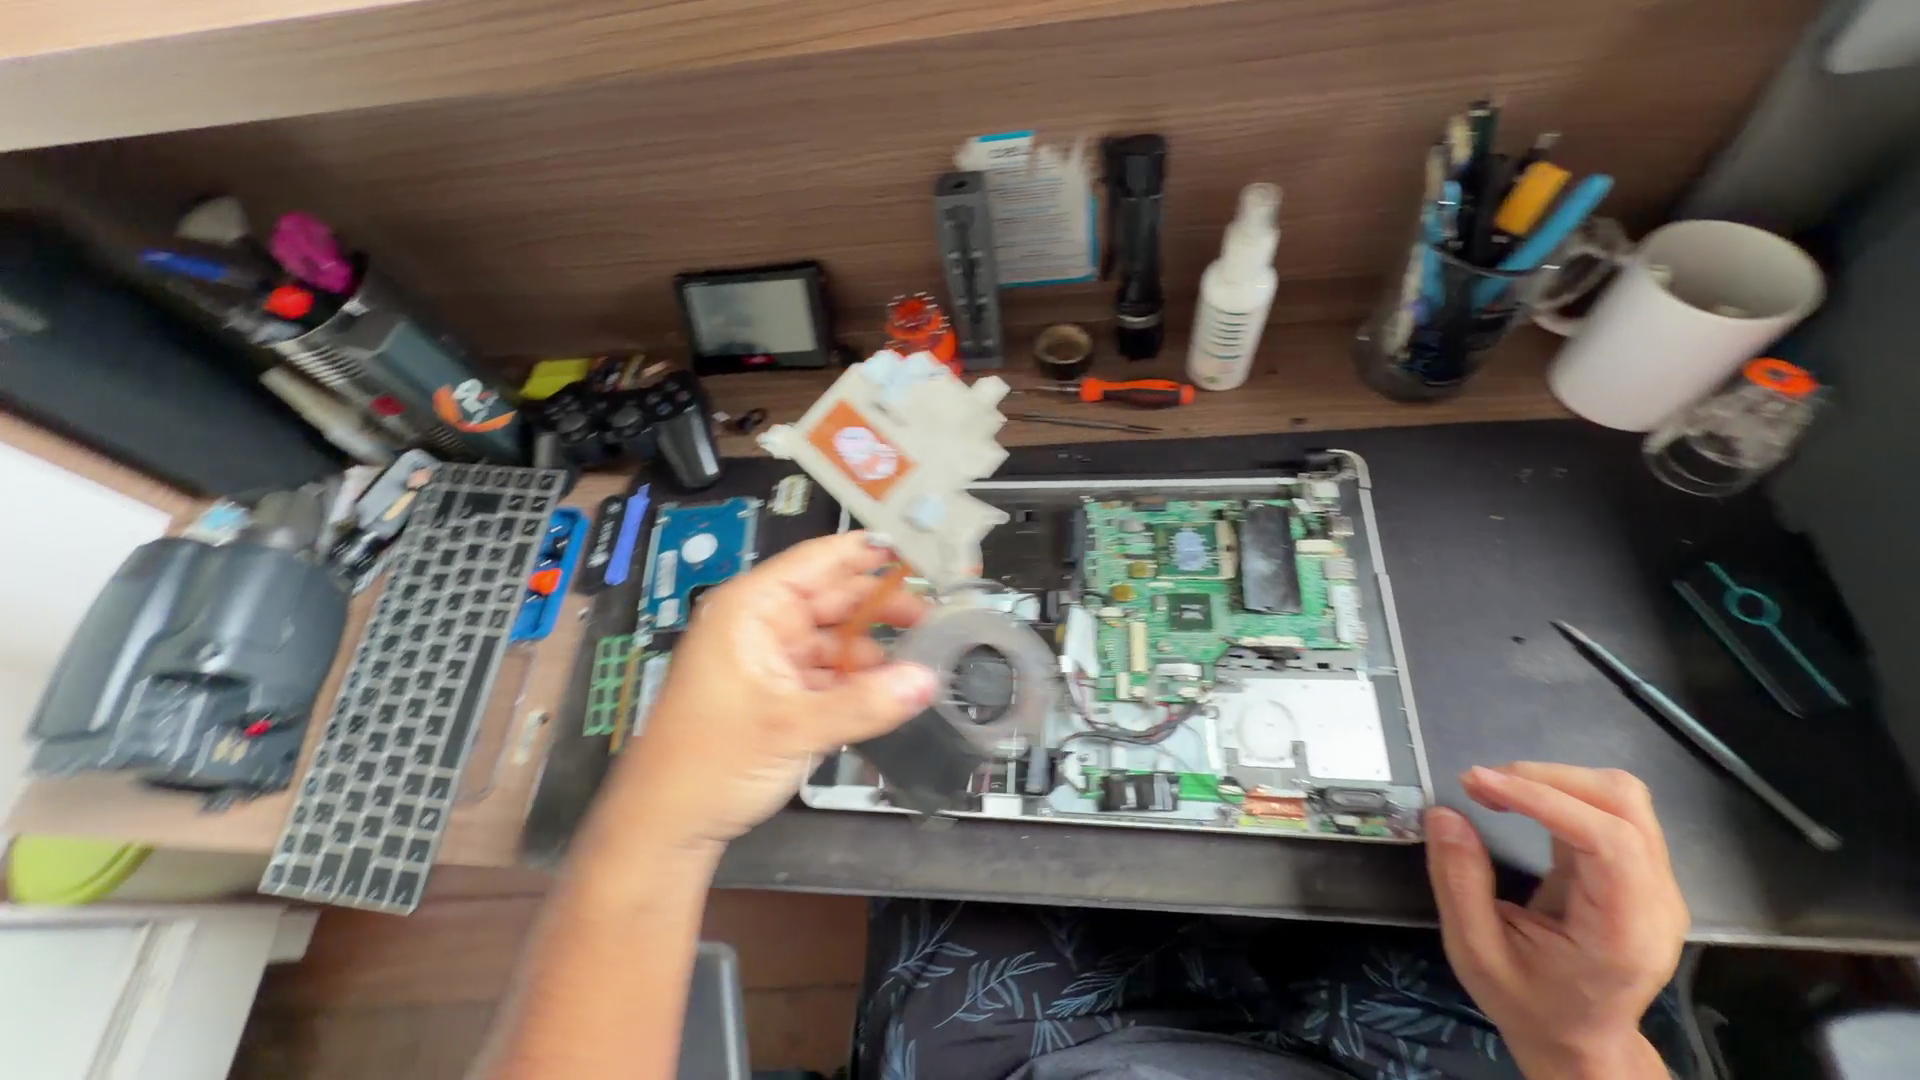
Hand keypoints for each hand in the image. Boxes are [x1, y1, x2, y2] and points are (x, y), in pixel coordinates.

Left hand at [612, 532, 937, 847]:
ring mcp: (771, 659)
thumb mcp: (790, 728)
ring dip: (874, 646)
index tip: (917, 551)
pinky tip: (892, 685)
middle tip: (934, 613)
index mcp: (750, 608)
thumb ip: (863, 704)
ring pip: (835, 637)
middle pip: (832, 598)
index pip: (817, 561)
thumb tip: (926, 681)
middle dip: (880, 604)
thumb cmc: (710, 762)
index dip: (866, 553)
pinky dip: (858, 677)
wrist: (667, 825)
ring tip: (923, 651)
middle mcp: (762, 624)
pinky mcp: (780, 692)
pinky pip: (829, 671)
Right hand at [1425, 764, 1689, 1079]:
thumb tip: (1445, 814)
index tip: (1476, 783)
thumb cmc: (1528, 1002)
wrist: (1580, 1040)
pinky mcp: (1641, 873)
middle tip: (1481, 785)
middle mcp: (1656, 902)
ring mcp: (1657, 886)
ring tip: (1498, 791)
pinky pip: (1612, 811)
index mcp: (1622, 932)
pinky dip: (1561, 792)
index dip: (1542, 798)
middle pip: (1623, 804)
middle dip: (1546, 778)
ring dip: (1554, 780)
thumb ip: (1459, 883)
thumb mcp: (1473, 951)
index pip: (1608, 840)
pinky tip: (1521, 802)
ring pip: (1622, 798)